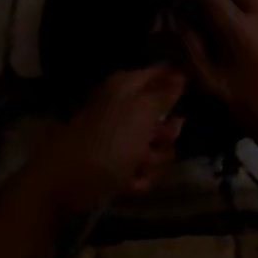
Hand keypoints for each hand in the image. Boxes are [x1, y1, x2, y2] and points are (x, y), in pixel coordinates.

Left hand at [41, 66, 186, 210]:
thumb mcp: (140, 114)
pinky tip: (131, 182)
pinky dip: (141, 177)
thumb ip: (163, 94)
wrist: (66, 183)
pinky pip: (144, 168)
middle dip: (166, 136)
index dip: (178, 83)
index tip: (191, 97)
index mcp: (127, 88)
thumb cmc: (106, 143)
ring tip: (139, 166)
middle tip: (157, 141)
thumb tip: (180, 75)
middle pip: (164, 117)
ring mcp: (121, 138)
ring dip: (154, 161)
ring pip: (158, 147)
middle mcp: (125, 109)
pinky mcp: (118, 164)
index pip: (161, 74)